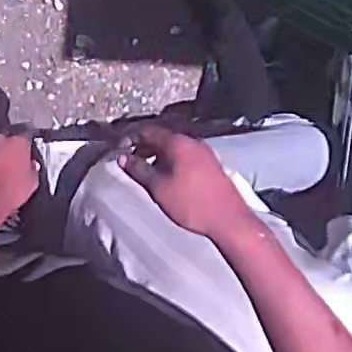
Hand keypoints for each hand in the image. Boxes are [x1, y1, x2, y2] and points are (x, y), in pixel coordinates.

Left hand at [0, 132, 38, 225]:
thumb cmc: (10, 193)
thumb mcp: (31, 184)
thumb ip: (33, 169)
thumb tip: (32, 165)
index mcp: (17, 142)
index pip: (25, 136)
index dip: (25, 146)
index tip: (25, 153)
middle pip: (5, 140)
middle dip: (7, 149)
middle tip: (9, 163)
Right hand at [120, 124, 261, 241]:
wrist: (230, 221)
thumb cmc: (192, 204)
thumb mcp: (158, 187)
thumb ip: (139, 169)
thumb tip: (123, 157)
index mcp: (178, 142)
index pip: (148, 131)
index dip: (131, 138)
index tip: (121, 150)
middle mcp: (193, 142)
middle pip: (162, 137)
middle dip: (144, 148)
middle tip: (132, 162)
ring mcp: (205, 153)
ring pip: (175, 147)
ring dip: (159, 156)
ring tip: (148, 172)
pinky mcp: (212, 165)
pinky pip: (186, 156)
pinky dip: (173, 162)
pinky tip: (168, 178)